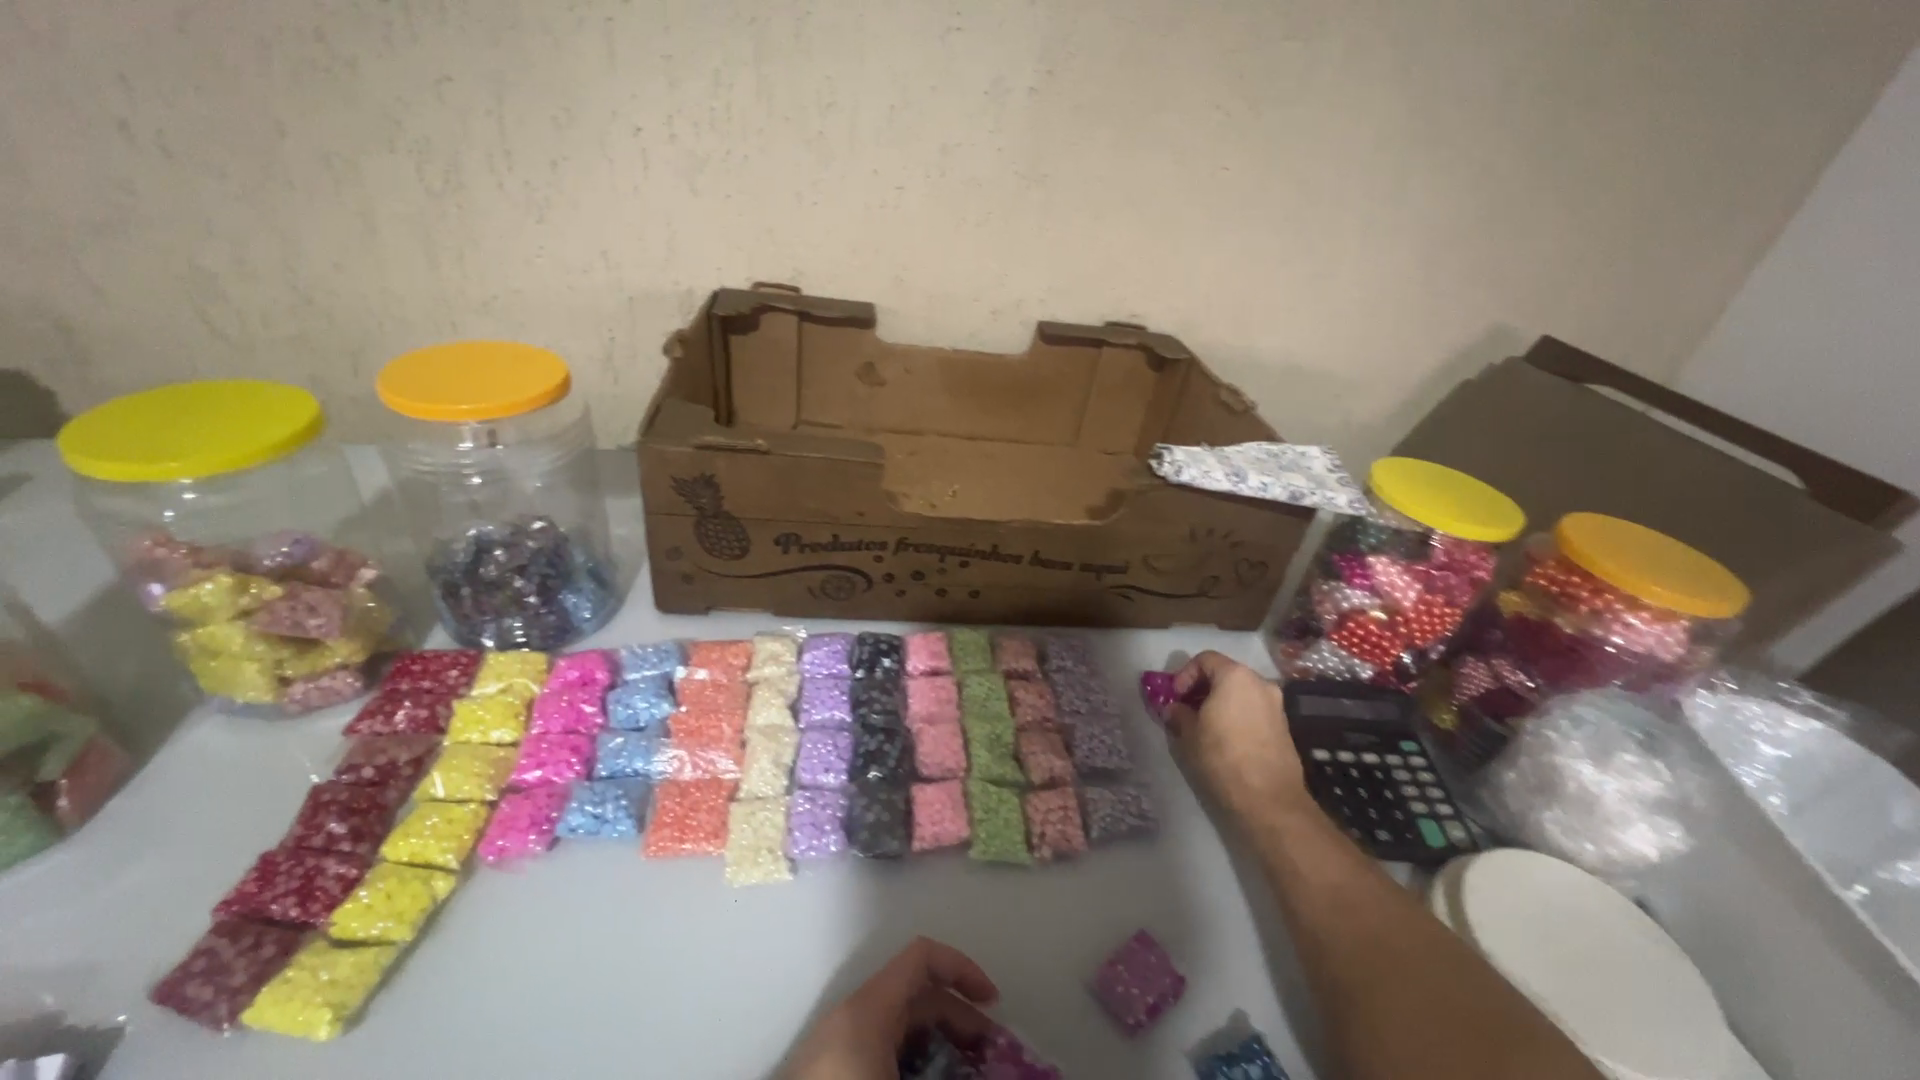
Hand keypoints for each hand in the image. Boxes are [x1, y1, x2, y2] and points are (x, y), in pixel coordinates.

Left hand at [781, 937, 999, 1079]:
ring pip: (899, 1028)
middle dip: (960, 1021)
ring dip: (939, 1045)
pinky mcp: (830, 1072)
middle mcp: (850, 1017)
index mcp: (867, 1010)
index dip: (963, 970)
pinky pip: (880, 1051)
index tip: (994, 1003)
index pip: (922, 958)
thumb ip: (953, 1073)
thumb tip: (1002, 1075)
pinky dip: (912, 1062)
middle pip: (916, 997)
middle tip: (993, 1057)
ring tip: (968, 1072)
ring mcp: (837, 1045)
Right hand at [1167, 651, 1310, 828]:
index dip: (1185, 674)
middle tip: (1186, 709)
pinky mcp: (1284, 726)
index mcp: (1235, 676)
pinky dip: (1237, 715)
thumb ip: (1179, 715)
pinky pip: (1254, 710)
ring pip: (1241, 693)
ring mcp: (1276, 705)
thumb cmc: (1222, 757)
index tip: (1176, 696)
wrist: (1268, 798)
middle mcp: (1260, 683)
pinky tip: (1226, 739)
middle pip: (1226, 674)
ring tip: (1205, 726)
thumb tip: (1174, 710)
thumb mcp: (1189, 735)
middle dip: (1203, 688)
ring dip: (1221, 702)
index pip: (1205, 659)